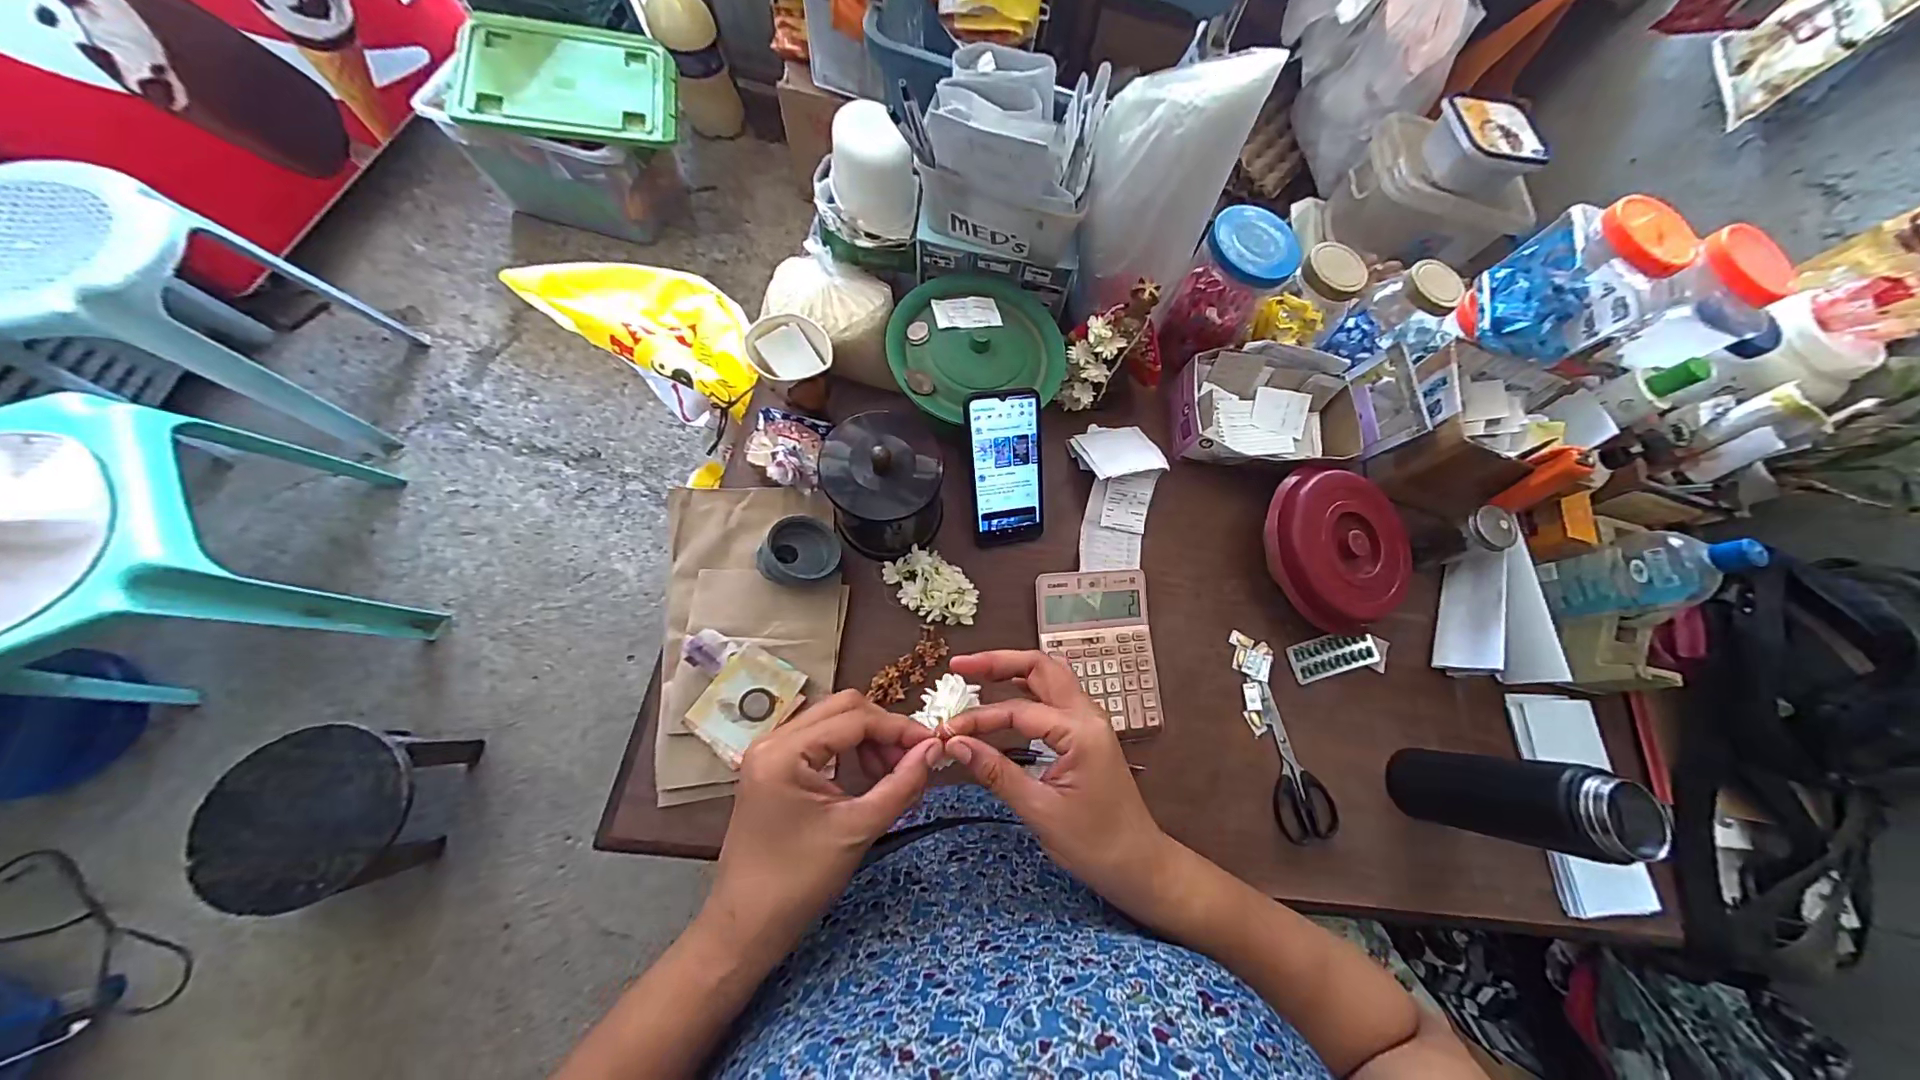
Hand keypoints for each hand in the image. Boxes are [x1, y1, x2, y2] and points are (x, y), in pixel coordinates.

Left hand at [709, 690, 942, 949]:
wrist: (746, 927)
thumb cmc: (799, 882)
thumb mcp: (858, 829)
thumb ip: (901, 784)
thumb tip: (934, 750)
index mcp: (785, 751)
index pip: (854, 718)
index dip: (898, 729)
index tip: (933, 746)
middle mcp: (773, 740)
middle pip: (842, 708)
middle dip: (884, 729)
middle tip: (913, 759)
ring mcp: (770, 753)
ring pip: (833, 721)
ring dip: (868, 738)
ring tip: (892, 772)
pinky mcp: (774, 768)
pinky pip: (821, 741)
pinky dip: (850, 750)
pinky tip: (868, 776)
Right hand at [941, 650, 1177, 922]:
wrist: (1138, 863)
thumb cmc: (1095, 843)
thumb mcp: (1039, 810)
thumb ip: (996, 772)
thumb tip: (956, 745)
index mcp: (1080, 732)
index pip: (1017, 710)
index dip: (978, 718)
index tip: (947, 730)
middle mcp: (1088, 716)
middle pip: (1040, 667)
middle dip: (998, 661)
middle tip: (960, 666)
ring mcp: (1090, 722)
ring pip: (1050, 676)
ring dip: (1013, 669)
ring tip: (977, 672)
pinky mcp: (1087, 733)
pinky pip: (1055, 696)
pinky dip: (1027, 687)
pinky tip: (1005, 694)